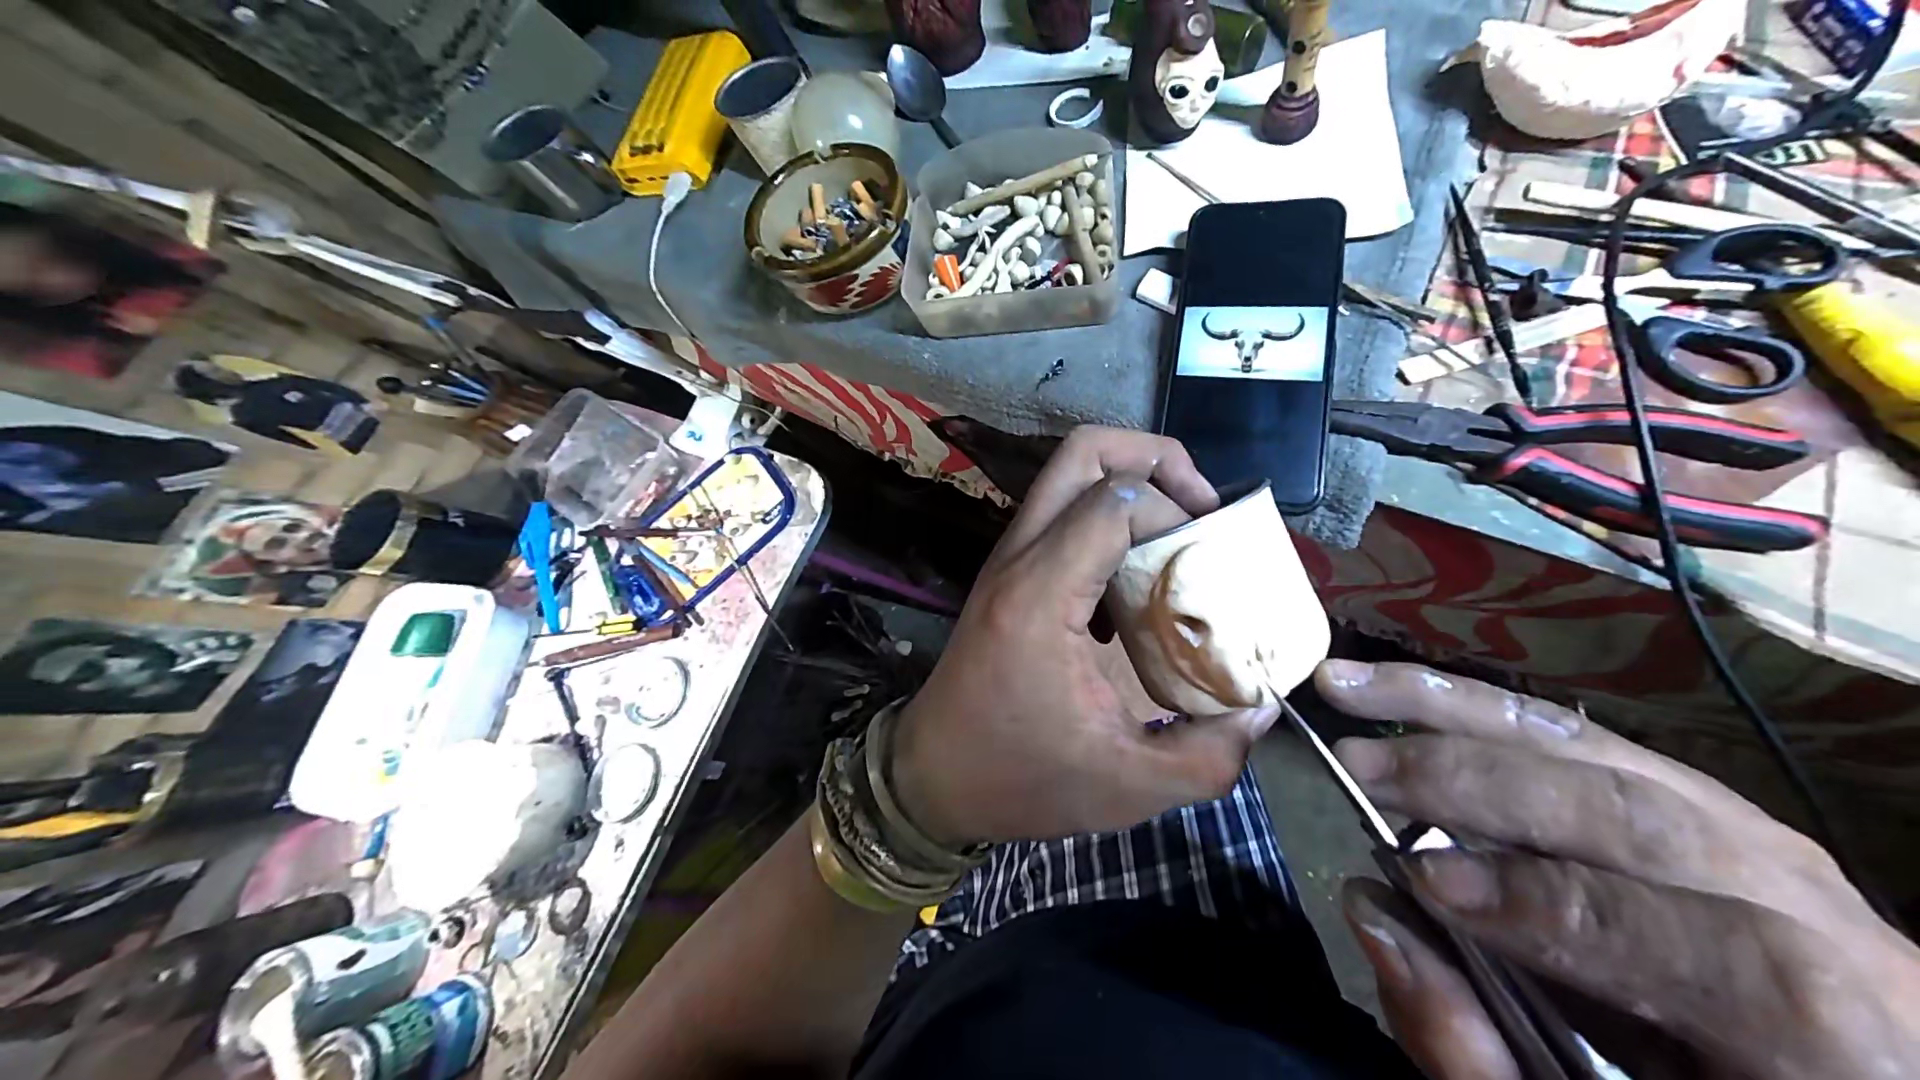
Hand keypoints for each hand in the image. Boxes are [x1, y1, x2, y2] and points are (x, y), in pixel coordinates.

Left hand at [890, 426, 1280, 845]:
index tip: (1212, 559)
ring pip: (1067, 475)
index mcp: (1041, 596)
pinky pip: (1061, 514)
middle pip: (1083, 452)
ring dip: (1131, 485)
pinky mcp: (1006, 575)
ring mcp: (1006, 561)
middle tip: (1202, 510)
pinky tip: (1135, 580)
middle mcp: (1018, 559)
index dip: (1175, 511)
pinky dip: (1106, 518)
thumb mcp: (1127, 787)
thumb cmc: (1018, 780)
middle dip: (1156, 459)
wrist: (931, 779)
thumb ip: (1208, 755)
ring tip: (1179, 536)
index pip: (1113, 500)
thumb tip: (1261, 711)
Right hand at [1313, 660, 1919, 1079]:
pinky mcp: (1686, 796)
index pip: (1728, 958)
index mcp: (1847, 1046)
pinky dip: (1473, 708)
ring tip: (1347, 689)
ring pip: (1598, 746)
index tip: (1421, 879)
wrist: (1781, 1078)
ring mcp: (1751, 837)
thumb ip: (1475, 1047)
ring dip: (1452, 709)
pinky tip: (1402, 689)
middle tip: (1356, 766)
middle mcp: (1821, 915)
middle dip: (1478, 782)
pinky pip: (1573, 737)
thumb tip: (1367, 909)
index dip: (1562, 907)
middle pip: (1643, 812)